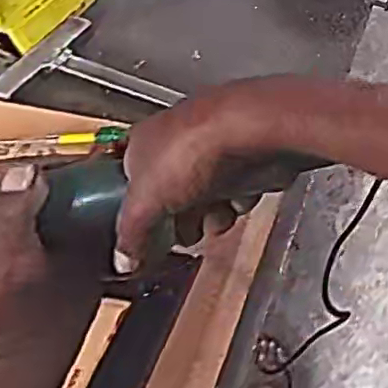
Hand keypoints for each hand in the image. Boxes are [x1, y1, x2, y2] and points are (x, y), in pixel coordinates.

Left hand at [0, 162, 101, 362]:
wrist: (41, 349)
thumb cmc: (24, 317)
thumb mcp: (11, 265)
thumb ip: (7, 218)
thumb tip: (23, 174)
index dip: (34, 167)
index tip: (72, 167)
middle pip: (7, 182)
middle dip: (48, 175)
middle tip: (84, 175)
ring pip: (24, 192)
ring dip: (58, 187)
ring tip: (87, 187)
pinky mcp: (17, 243)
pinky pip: (38, 207)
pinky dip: (62, 201)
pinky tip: (82, 206)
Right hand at [115, 87, 271, 274]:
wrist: (259, 128)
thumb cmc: (196, 149)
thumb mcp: (144, 203)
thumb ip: (132, 235)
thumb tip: (129, 259)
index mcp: (147, 139)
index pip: (130, 178)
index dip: (135, 208)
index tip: (140, 235)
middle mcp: (184, 138)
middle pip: (175, 190)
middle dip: (180, 219)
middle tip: (184, 234)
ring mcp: (223, 144)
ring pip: (212, 192)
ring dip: (215, 214)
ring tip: (217, 219)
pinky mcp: (256, 152)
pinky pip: (245, 185)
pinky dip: (244, 198)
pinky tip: (242, 200)